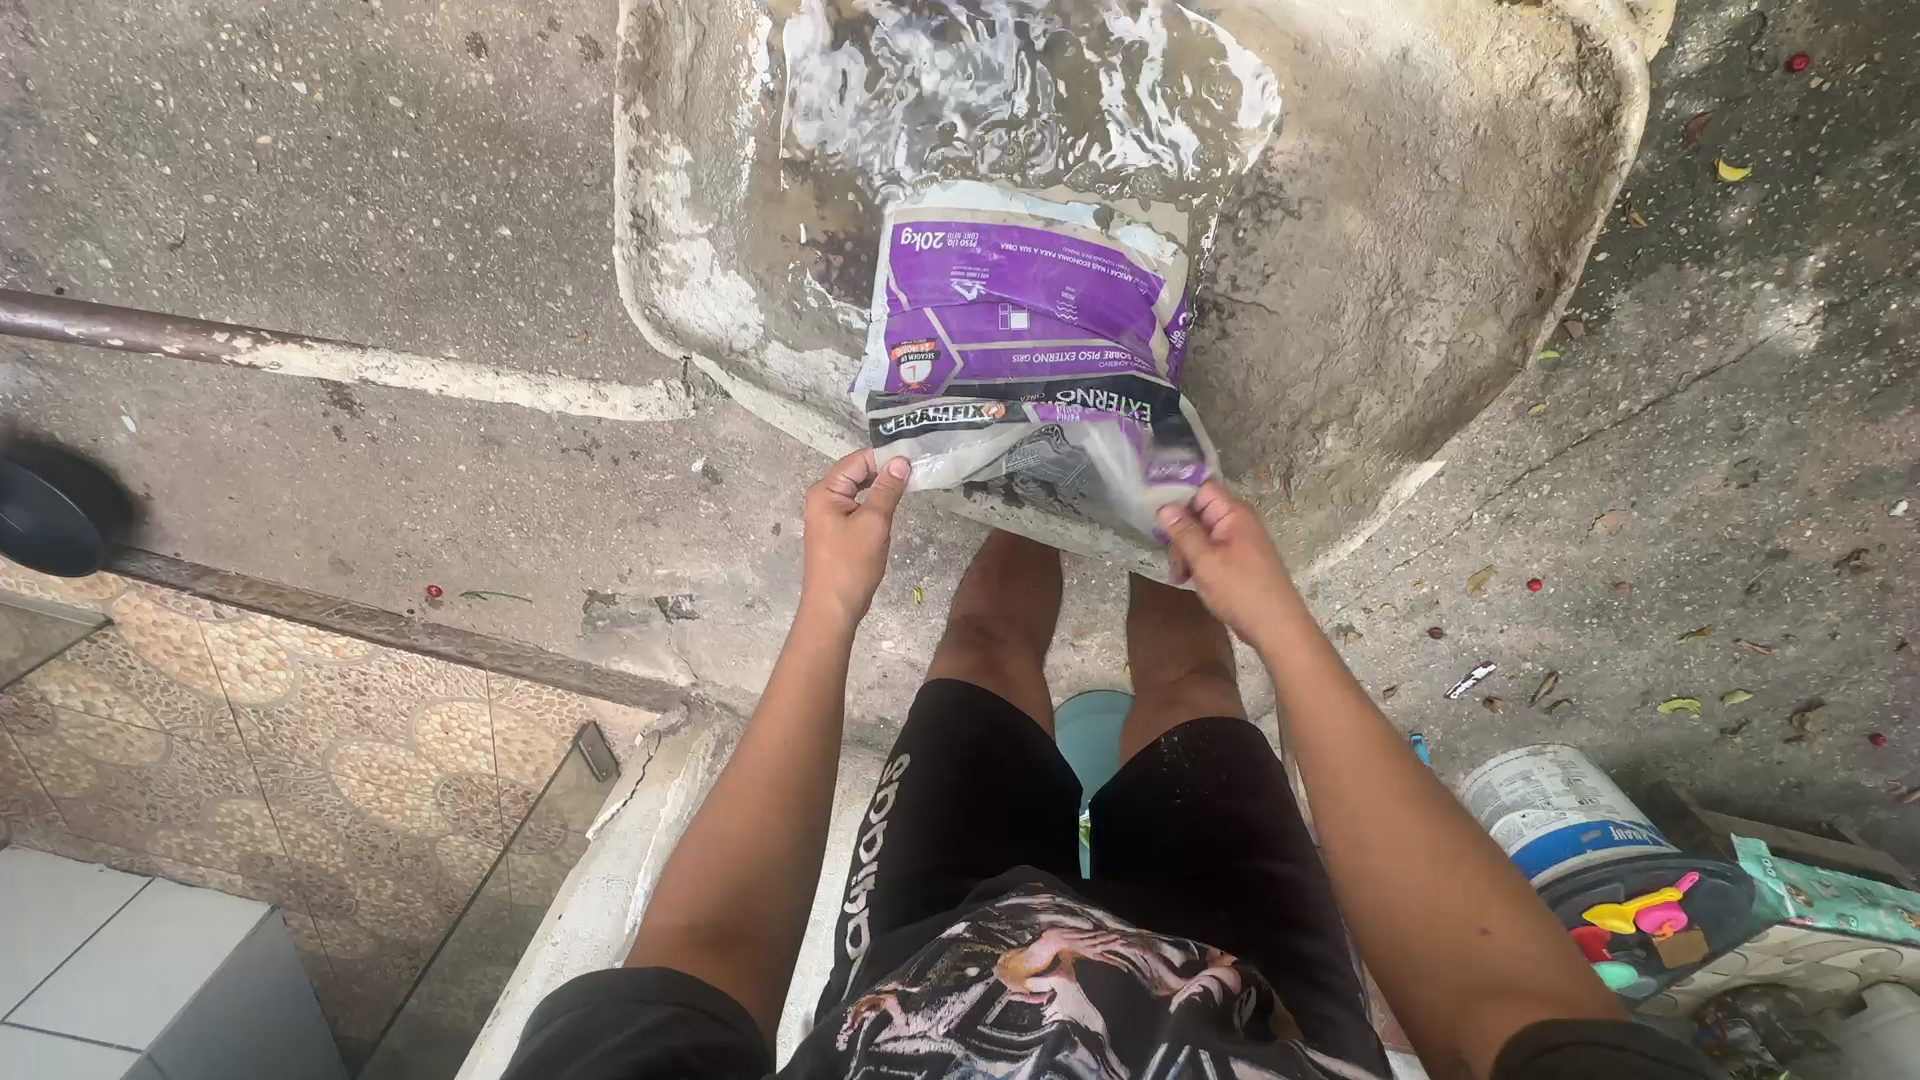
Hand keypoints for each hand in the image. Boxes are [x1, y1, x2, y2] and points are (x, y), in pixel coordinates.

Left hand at [801, 449, 911, 625]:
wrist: (834, 607)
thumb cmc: (851, 564)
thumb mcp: (874, 522)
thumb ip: (887, 489)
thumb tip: (901, 462)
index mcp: (825, 491)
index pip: (858, 461)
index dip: (886, 458)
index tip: (914, 459)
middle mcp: (822, 498)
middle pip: (857, 473)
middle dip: (885, 471)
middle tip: (916, 471)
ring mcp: (828, 515)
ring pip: (859, 491)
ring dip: (882, 488)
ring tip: (910, 485)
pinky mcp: (837, 531)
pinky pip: (858, 507)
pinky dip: (875, 504)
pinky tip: (892, 506)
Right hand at [1156, 481, 1295, 649]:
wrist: (1275, 627)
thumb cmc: (1240, 590)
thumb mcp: (1205, 560)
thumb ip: (1183, 532)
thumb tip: (1164, 507)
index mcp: (1234, 514)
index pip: (1201, 489)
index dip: (1178, 497)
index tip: (1155, 512)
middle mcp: (1237, 522)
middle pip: (1198, 513)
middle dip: (1180, 533)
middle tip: (1172, 558)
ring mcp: (1238, 541)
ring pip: (1201, 535)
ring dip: (1185, 552)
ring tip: (1180, 576)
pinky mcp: (1237, 560)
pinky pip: (1209, 551)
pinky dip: (1196, 563)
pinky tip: (1188, 580)